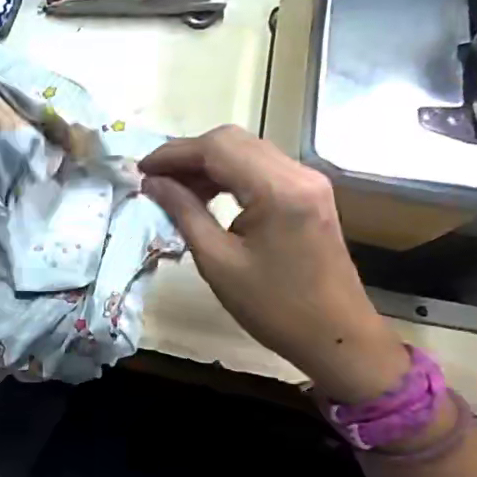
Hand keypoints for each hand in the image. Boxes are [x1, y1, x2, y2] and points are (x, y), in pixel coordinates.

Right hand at [140, 126, 409, 401]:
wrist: (335, 335)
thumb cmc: (273, 308)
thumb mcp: (218, 263)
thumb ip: (184, 213)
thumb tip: (154, 183)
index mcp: (278, 189)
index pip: (217, 148)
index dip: (173, 154)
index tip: (141, 169)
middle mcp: (298, 173)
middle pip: (233, 141)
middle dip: (189, 154)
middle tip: (155, 179)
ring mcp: (308, 181)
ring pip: (248, 151)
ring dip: (208, 163)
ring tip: (175, 189)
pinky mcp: (309, 194)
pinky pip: (262, 168)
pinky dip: (230, 174)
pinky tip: (207, 195)